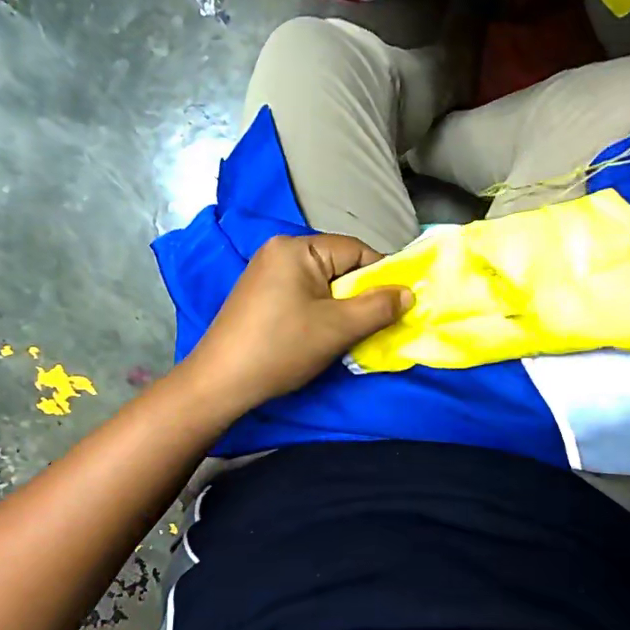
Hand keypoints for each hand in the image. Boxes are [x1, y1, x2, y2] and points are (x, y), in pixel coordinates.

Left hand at [184, 234, 412, 409]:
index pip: (356, 251)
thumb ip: (378, 307)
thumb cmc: (281, 348)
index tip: (394, 306)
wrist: (221, 381)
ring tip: (342, 335)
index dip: (380, 277)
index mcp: (295, 248)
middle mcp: (278, 250)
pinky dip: (317, 313)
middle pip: (338, 266)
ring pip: (320, 284)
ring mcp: (264, 272)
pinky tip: (316, 336)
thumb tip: (408, 293)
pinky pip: (300, 295)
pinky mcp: (257, 295)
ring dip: (338, 308)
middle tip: (369, 326)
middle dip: (358, 296)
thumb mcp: (337, 328)